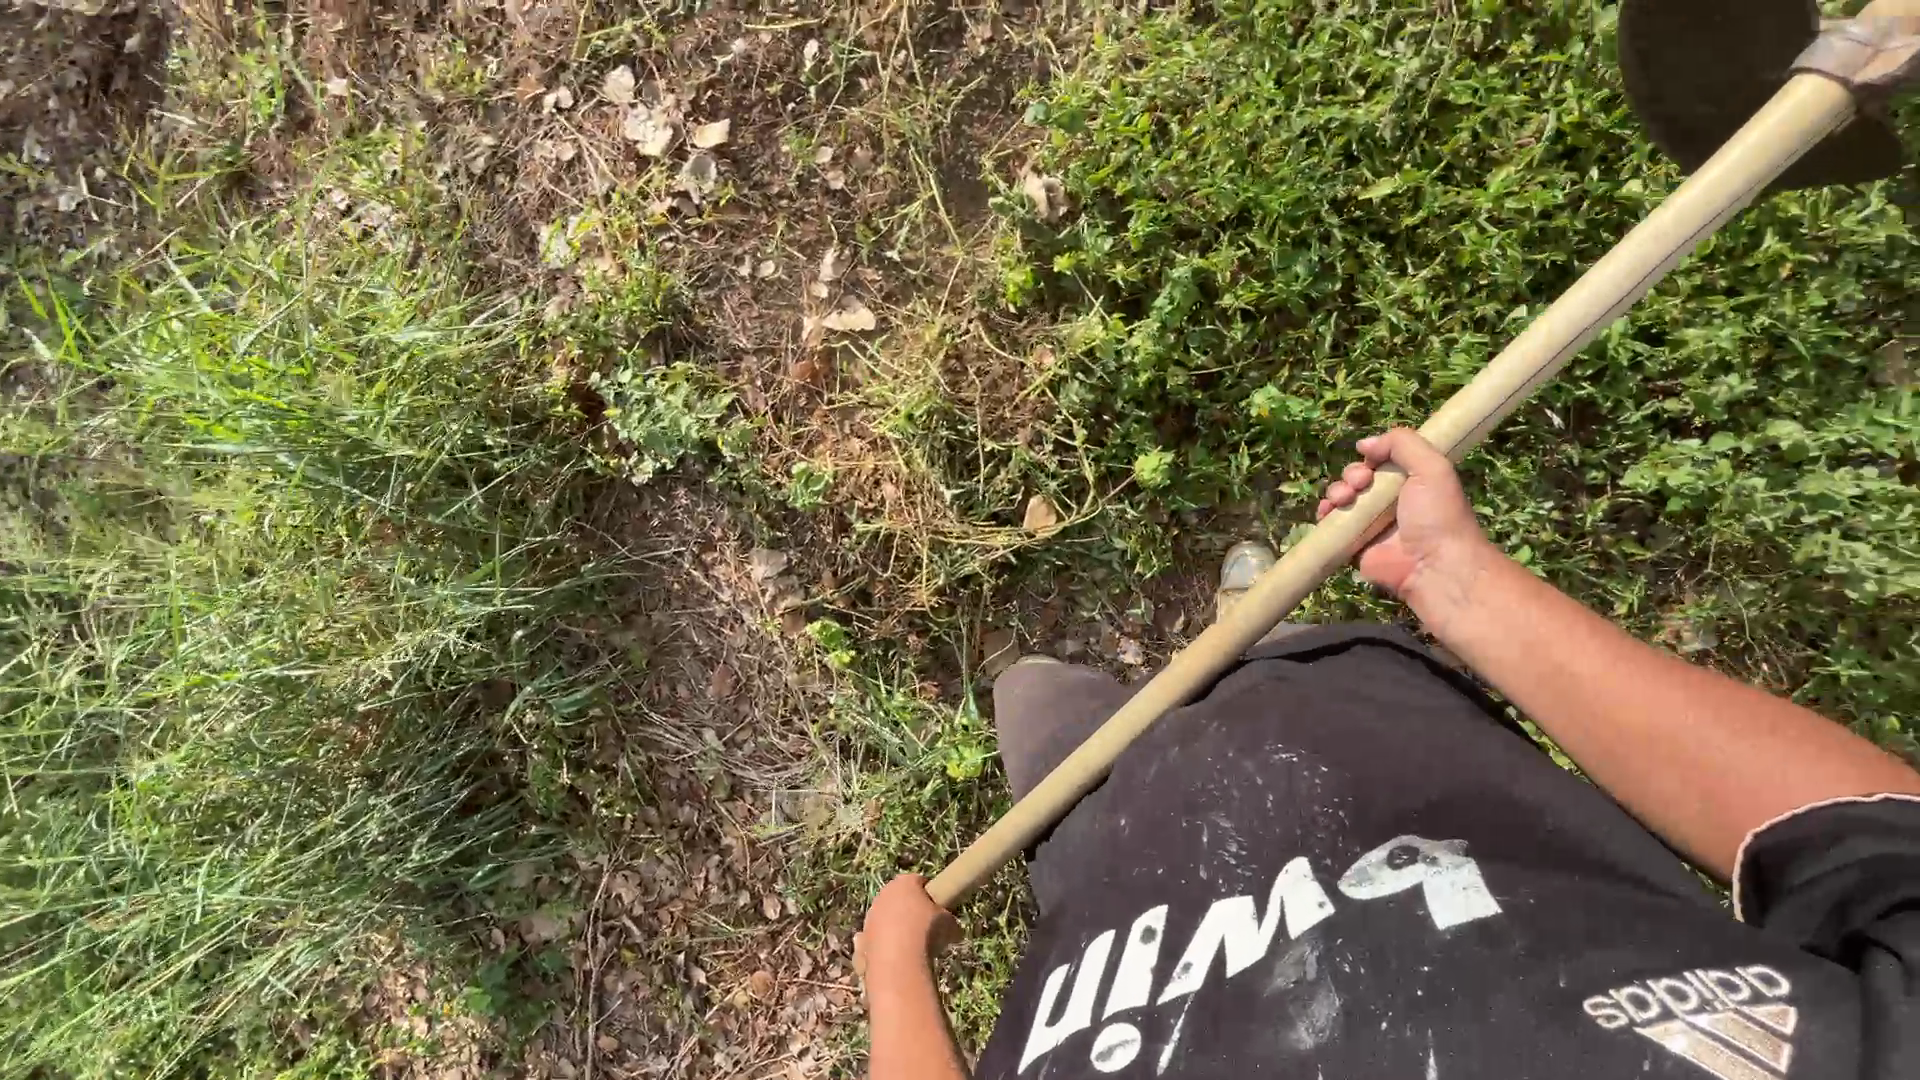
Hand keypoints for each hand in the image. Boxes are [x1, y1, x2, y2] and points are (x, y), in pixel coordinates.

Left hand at [853, 875, 959, 980]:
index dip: (929, 894)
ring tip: (911, 948)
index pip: (919, 882)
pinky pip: (875, 941)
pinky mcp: (862, 939)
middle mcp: (884, 894)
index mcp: (904, 882)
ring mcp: (870, 916)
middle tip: (925, 928)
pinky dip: (883, 948)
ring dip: (895, 930)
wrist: (898, 962)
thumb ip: (949, 922)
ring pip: (885, 920)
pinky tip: (896, 959)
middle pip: (899, 899)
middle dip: (910, 911)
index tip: (937, 909)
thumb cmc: (926, 933)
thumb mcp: (949, 924)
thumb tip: (954, 931)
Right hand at [1316, 428, 1495, 607]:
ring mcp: (1371, 523)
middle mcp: (1390, 501)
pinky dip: (1325, 516)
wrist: (1432, 564)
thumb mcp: (1432, 467)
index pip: (1381, 462)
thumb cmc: (1436, 514)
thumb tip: (1363, 443)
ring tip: (1343, 500)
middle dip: (1351, 476)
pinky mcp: (1354, 544)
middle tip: (1360, 484)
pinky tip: (1325, 513)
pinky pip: (1332, 525)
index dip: (1370, 459)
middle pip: (1358, 479)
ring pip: (1342, 499)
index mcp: (1410, 482)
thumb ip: (1402, 444)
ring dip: (1336, 492)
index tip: (1370, 464)